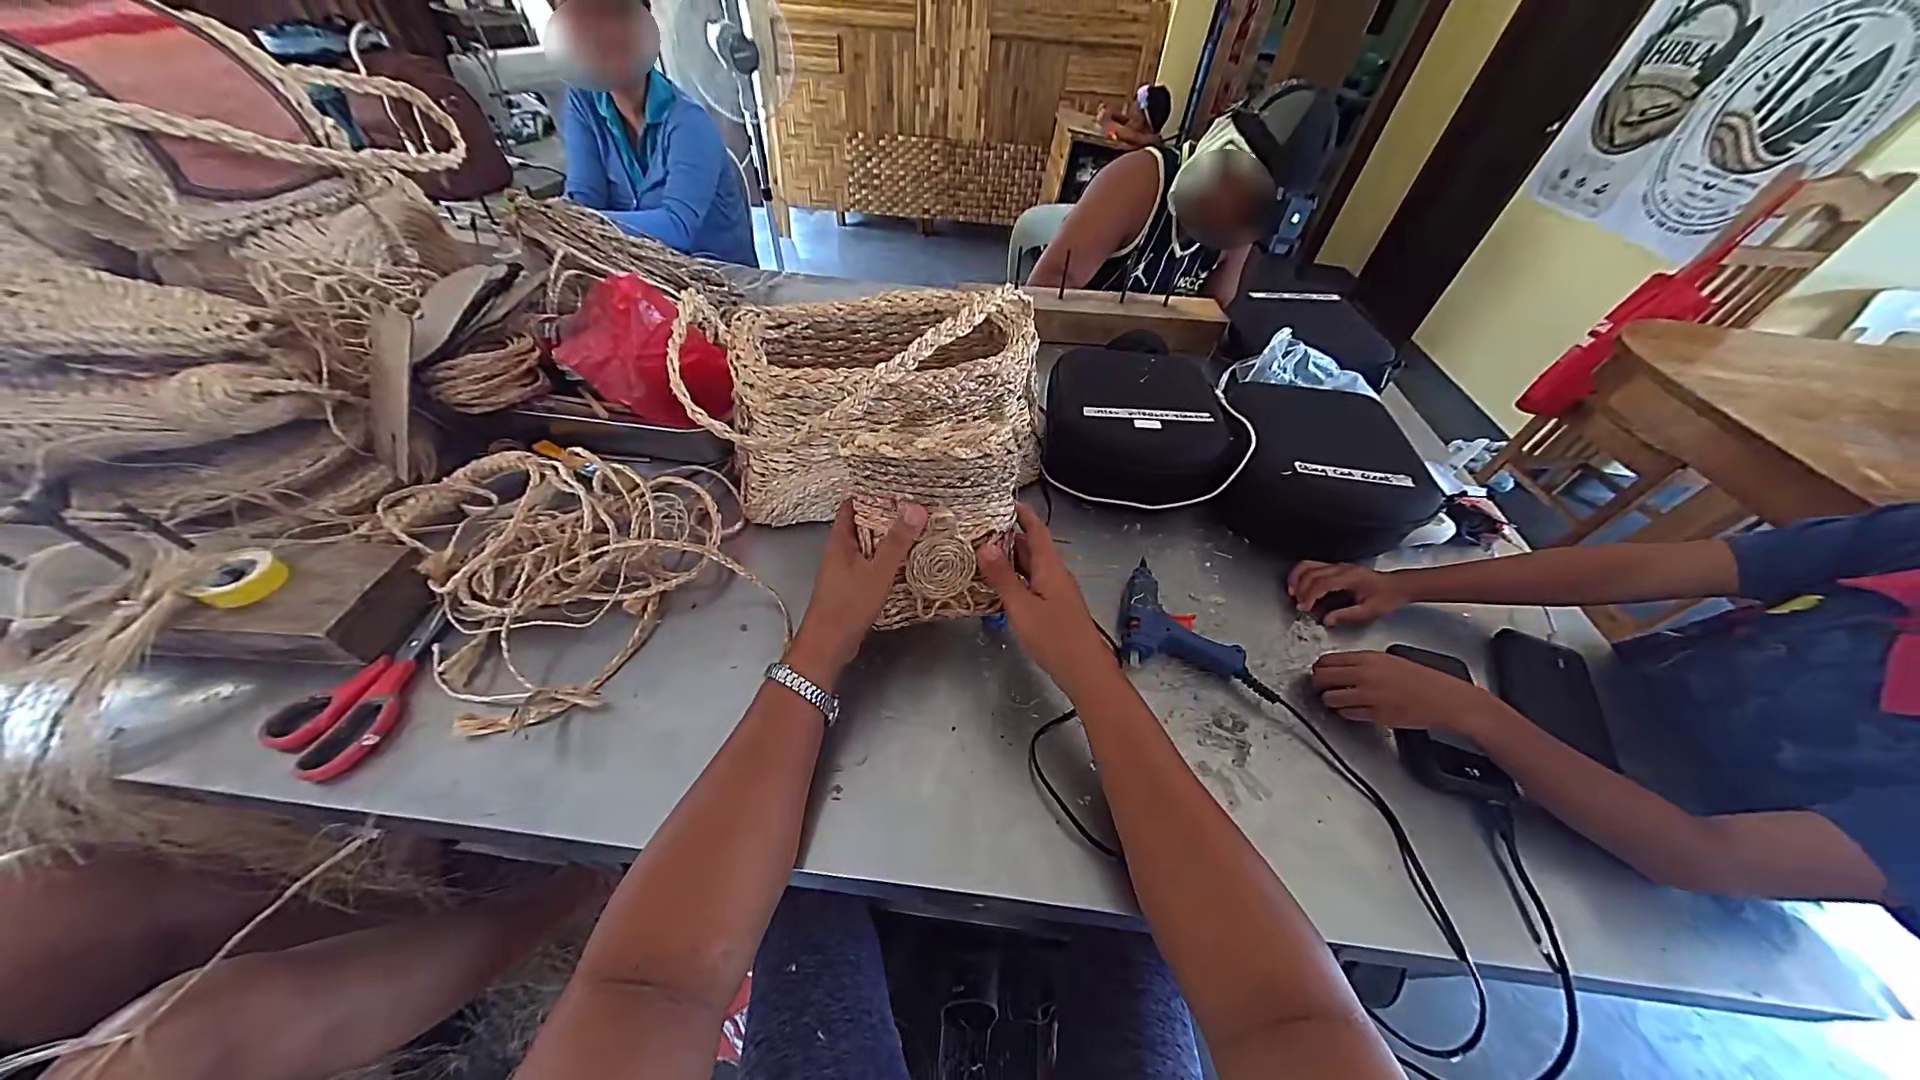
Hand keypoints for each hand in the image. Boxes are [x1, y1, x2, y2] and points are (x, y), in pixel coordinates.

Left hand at [786, 500, 926, 689]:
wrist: (828, 644)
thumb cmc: (848, 604)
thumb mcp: (877, 570)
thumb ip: (897, 541)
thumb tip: (916, 508)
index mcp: (840, 540)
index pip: (851, 505)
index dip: (870, 492)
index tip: (895, 485)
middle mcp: (840, 551)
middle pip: (862, 523)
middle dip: (886, 514)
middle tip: (914, 505)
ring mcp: (846, 569)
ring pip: (869, 545)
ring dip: (889, 537)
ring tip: (916, 528)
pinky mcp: (853, 586)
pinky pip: (873, 563)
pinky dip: (888, 558)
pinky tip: (906, 560)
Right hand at [975, 503, 1117, 693]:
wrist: (1083, 669)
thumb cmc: (1054, 637)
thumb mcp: (1021, 606)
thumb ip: (1002, 577)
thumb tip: (985, 546)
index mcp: (1050, 567)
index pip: (1037, 531)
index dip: (1024, 514)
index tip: (1007, 501)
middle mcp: (1055, 574)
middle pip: (1033, 547)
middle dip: (1010, 536)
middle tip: (983, 529)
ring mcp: (1056, 591)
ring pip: (1032, 566)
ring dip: (1011, 558)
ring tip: (984, 553)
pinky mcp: (1054, 607)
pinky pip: (1032, 582)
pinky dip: (1015, 578)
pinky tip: (1000, 586)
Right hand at [1286, 561, 1411, 627]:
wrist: (1397, 585)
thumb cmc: (1386, 598)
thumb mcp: (1370, 611)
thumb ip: (1347, 616)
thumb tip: (1327, 620)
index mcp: (1350, 578)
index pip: (1322, 583)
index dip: (1309, 595)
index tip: (1304, 608)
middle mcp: (1340, 568)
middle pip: (1310, 573)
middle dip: (1300, 590)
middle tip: (1299, 605)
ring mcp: (1336, 566)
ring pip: (1307, 566)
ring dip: (1296, 579)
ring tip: (1292, 593)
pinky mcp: (1334, 567)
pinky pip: (1310, 565)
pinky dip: (1299, 574)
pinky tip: (1297, 584)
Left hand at [1309, 651, 1511, 736]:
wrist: (1448, 699)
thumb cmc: (1424, 679)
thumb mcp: (1390, 660)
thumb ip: (1362, 662)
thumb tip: (1337, 667)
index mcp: (1368, 658)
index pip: (1327, 660)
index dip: (1319, 668)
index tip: (1319, 672)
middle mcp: (1365, 675)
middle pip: (1322, 678)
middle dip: (1318, 684)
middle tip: (1322, 687)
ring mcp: (1369, 696)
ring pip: (1330, 698)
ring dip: (1330, 700)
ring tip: (1339, 700)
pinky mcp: (1375, 715)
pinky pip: (1346, 713)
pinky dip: (1346, 712)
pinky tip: (1354, 709)